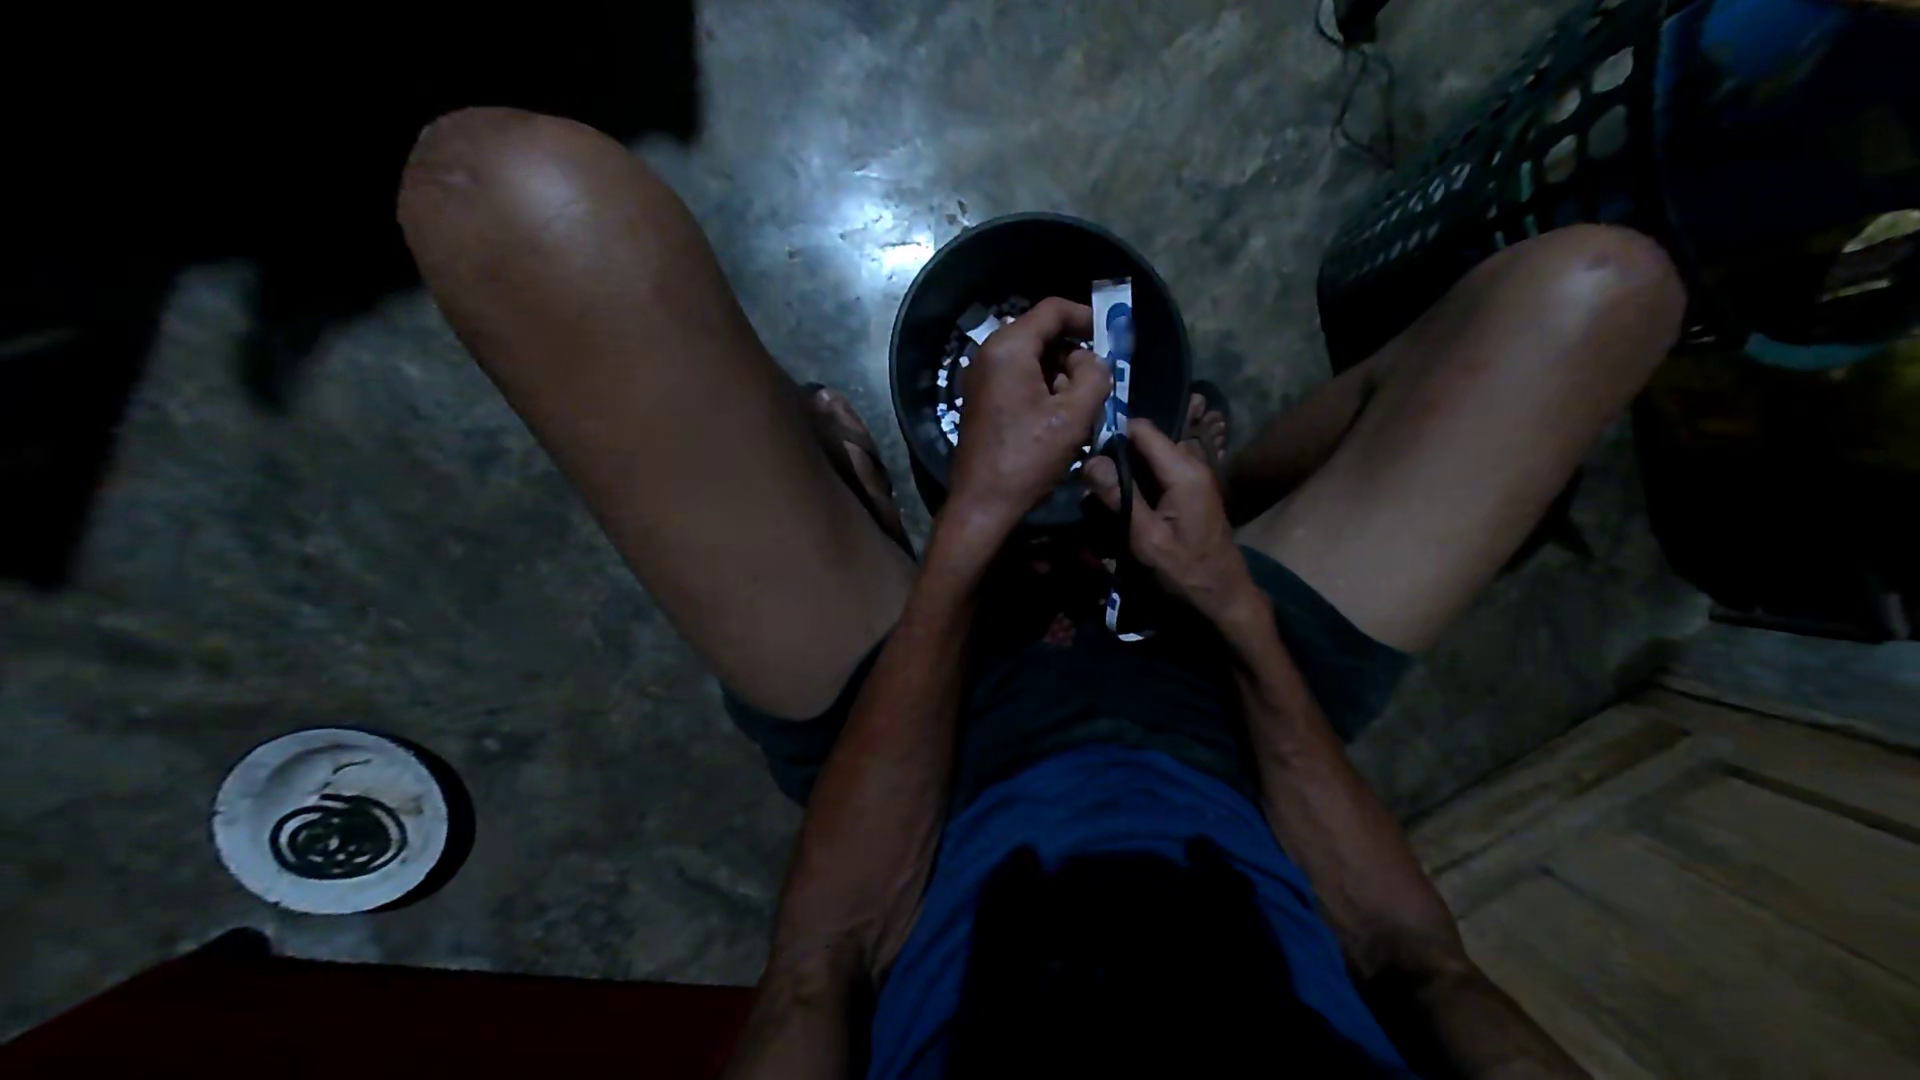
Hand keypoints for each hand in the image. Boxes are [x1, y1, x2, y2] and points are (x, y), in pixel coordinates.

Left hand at [944, 297, 1110, 535]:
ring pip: (1032, 358)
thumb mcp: (1074, 416)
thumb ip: (1095, 376)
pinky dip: (1042, 388)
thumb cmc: (1028, 458)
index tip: (1110, 337)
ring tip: (1079, 406)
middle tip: (1097, 381)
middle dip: (1074, 352)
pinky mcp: (982, 399)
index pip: (1053, 310)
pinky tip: (1057, 417)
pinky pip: (1018, 378)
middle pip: (1041, 334)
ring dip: (1060, 374)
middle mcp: (989, 354)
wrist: (982, 502)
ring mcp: (981, 378)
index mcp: (1009, 348)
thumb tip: (1093, 360)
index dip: (1087, 317)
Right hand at [1084, 418, 1261, 625]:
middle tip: (1085, 481)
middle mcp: (1191, 465)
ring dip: (1122, 474)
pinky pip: (1156, 476)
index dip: (1110, 434)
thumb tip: (1090, 461)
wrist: (1223, 596)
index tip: (1084, 453)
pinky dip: (1135, 486)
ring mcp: (1192, 478)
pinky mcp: (1189, 492)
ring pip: (1147, 460)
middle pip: (1144, 443)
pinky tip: (1118, 506)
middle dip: (1113, 457)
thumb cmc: (1185, 570)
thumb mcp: (1145, 536)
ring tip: (1097, 496)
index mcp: (1183, 471)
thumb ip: (1118, 496)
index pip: (1142, 429)